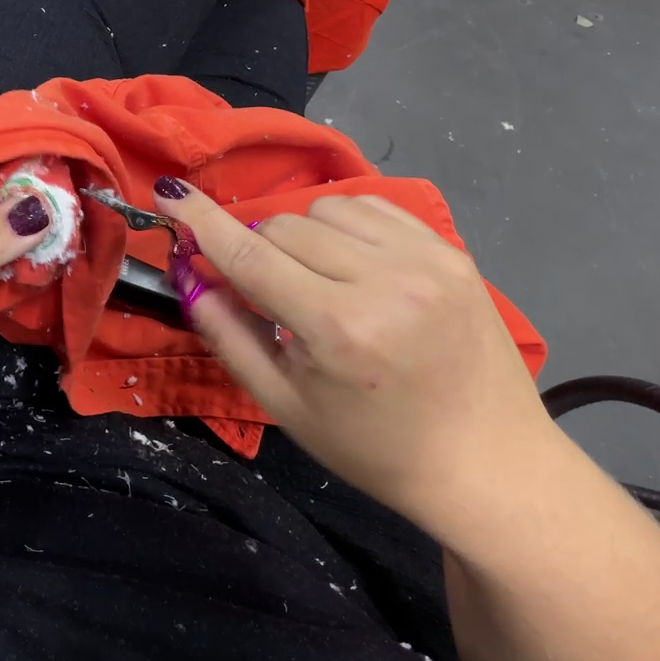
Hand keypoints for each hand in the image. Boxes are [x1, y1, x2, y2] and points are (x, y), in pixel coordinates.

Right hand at [151, 177, 559, 526]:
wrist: (490, 466)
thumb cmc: (373, 446)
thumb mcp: (282, 403)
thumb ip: (226, 333)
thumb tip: (190, 275)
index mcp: (339, 328)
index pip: (249, 255)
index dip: (201, 222)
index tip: (169, 194)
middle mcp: (385, 282)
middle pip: (282, 226)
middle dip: (258, 251)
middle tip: (270, 295)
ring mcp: (427, 261)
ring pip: (323, 208)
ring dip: (301, 235)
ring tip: (317, 280)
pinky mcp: (452, 253)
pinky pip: (370, 206)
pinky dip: (343, 225)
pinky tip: (352, 263)